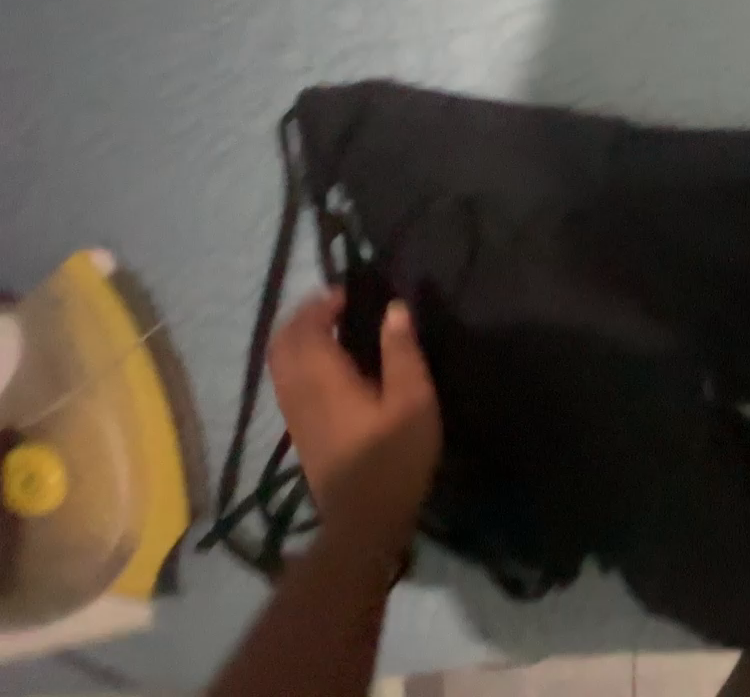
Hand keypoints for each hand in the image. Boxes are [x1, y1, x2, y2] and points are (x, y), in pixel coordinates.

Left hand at [268, 290, 441, 555]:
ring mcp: (294, 413)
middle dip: (304, 317)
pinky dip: (301, 357)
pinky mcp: (300, 428)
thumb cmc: (396, 453)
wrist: (364, 515)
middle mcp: (298, 392)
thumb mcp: (413, 399)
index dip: (322, 305)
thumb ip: (402, 352)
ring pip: (279, 363)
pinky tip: (331, 361)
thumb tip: (394, 309)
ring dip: (300, 337)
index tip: (352, 291)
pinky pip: (287, 379)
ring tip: (336, 325)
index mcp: (324, 380)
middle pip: (282, 344)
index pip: (306, 330)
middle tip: (340, 303)